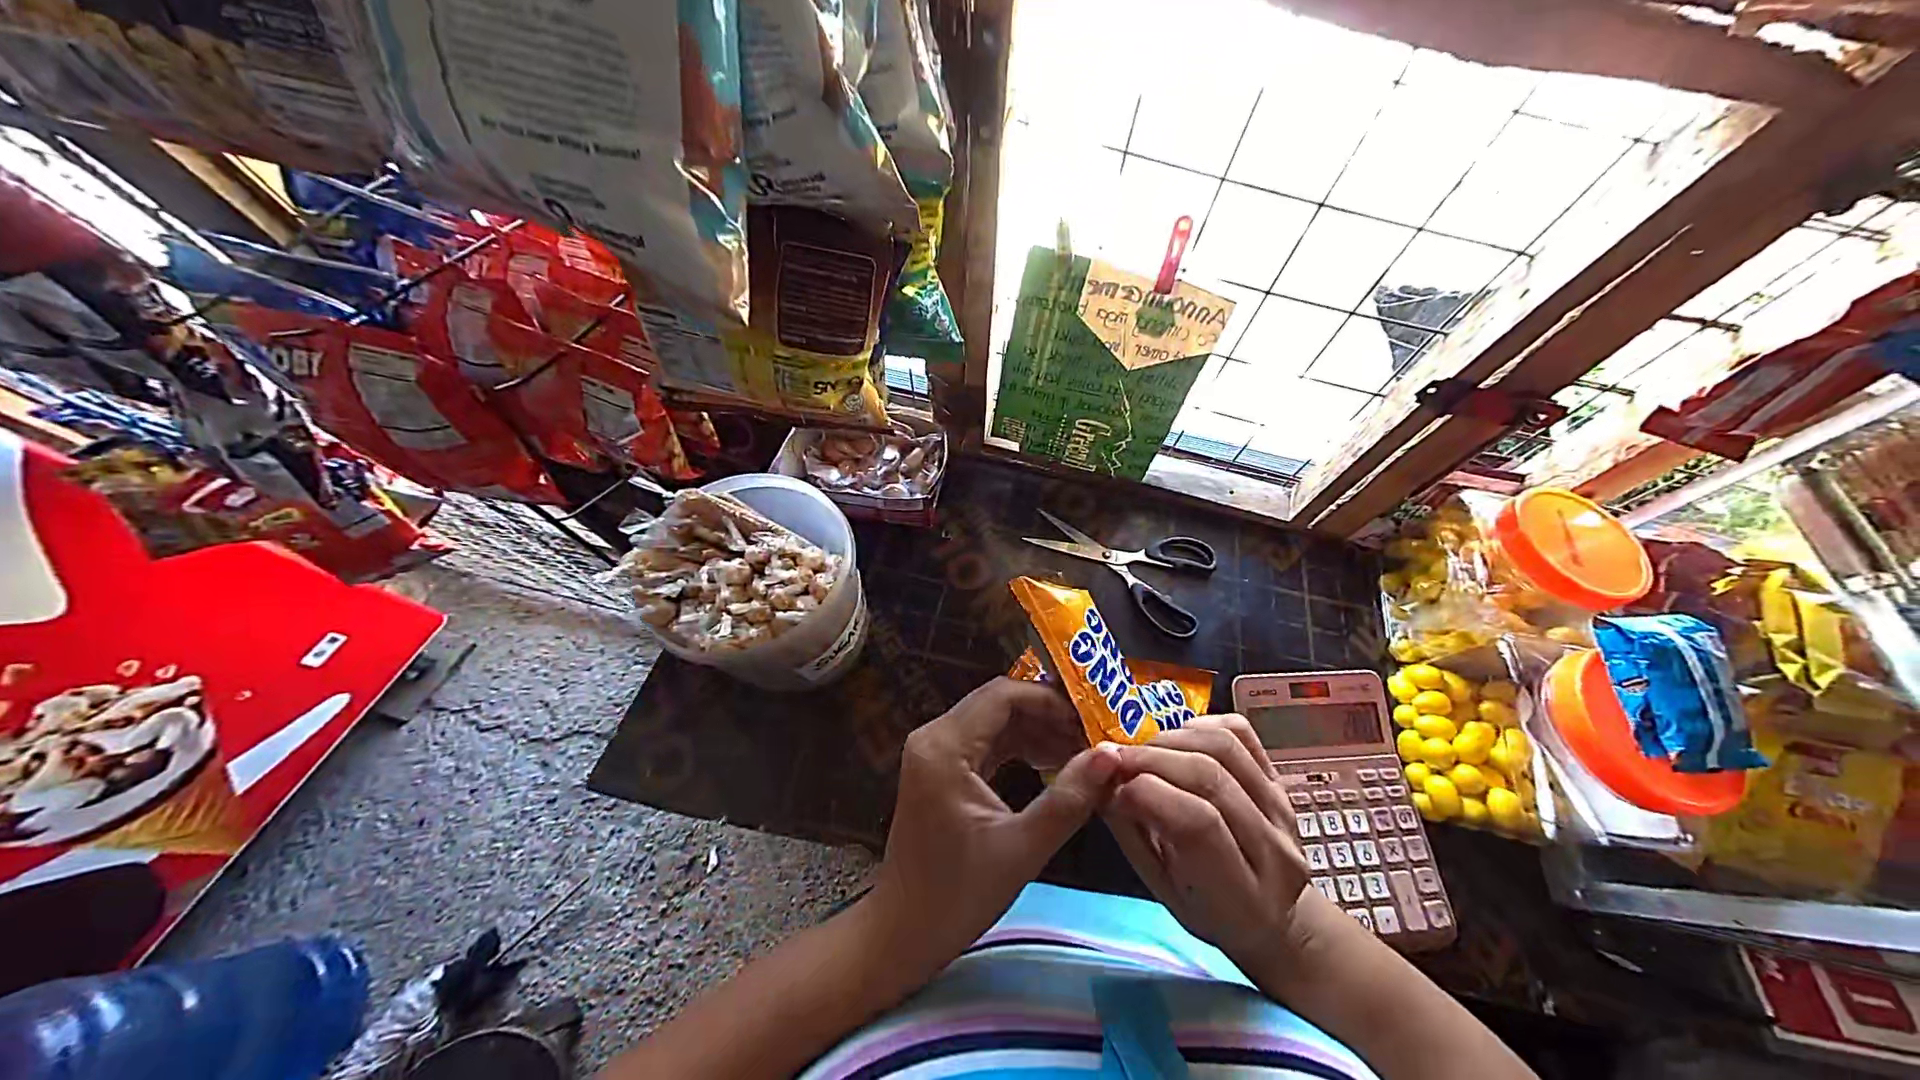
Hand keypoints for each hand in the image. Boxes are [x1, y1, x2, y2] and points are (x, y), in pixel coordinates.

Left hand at [872, 677, 1120, 971]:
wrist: (903, 932)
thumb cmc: (957, 893)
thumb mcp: (1022, 847)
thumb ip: (1069, 798)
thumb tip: (1111, 756)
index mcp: (944, 746)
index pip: (1003, 695)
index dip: (1051, 700)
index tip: (1093, 718)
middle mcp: (934, 737)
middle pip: (998, 703)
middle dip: (1048, 715)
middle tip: (1095, 735)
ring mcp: (934, 753)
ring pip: (994, 722)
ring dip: (1036, 731)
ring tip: (1083, 751)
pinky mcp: (940, 770)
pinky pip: (985, 743)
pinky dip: (1019, 748)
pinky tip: (1053, 763)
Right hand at [1104, 714, 1311, 965]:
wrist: (1271, 915)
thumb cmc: (1204, 908)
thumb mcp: (1158, 887)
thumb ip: (1130, 832)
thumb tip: (1102, 779)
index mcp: (1240, 894)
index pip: (1196, 824)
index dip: (1146, 792)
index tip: (1112, 787)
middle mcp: (1272, 848)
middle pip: (1209, 776)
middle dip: (1150, 758)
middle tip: (1115, 759)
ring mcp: (1282, 808)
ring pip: (1224, 746)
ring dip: (1171, 738)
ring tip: (1143, 751)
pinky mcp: (1280, 779)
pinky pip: (1241, 732)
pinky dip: (1202, 725)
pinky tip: (1177, 740)